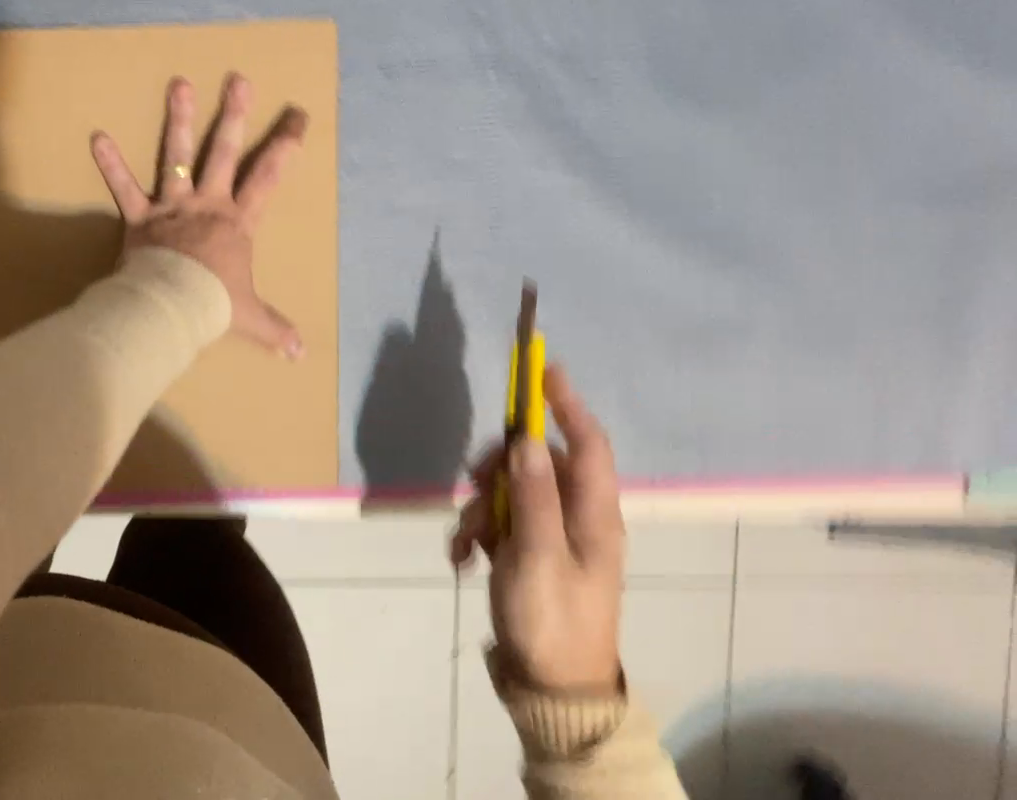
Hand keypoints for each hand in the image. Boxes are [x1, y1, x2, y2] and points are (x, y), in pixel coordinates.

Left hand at [89, 74, 307, 358]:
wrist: (172, 308)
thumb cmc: (212, 306)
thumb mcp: (248, 315)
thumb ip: (274, 328)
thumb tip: (301, 355)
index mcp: (237, 222)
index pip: (269, 177)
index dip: (286, 146)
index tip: (299, 115)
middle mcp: (207, 204)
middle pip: (224, 153)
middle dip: (234, 115)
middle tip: (238, 79)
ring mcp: (172, 206)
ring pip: (177, 156)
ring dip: (178, 120)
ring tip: (179, 84)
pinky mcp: (139, 217)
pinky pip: (123, 188)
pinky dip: (110, 164)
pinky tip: (97, 136)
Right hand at [450, 365, 625, 694]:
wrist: (552, 686)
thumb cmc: (551, 618)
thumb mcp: (536, 555)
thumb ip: (532, 496)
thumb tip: (526, 440)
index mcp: (593, 514)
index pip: (587, 444)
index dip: (566, 404)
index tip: (542, 370)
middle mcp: (577, 517)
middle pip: (537, 463)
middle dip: (500, 468)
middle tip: (473, 482)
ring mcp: (553, 535)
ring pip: (511, 492)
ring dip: (481, 508)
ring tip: (466, 543)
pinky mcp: (530, 552)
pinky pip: (500, 522)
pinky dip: (477, 533)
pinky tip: (462, 558)